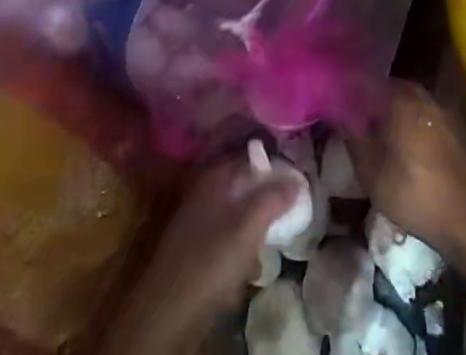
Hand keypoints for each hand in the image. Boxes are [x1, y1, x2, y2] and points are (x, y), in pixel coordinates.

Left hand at [98, 154, 300, 354]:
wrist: (168, 309)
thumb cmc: (212, 258)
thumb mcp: (250, 224)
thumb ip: (274, 197)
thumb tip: (297, 180)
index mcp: (214, 177)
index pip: (248, 155)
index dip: (272, 163)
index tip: (295, 174)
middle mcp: (202, 191)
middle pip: (242, 183)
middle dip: (264, 194)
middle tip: (288, 207)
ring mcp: (196, 219)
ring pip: (234, 210)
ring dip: (253, 222)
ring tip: (272, 237)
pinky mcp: (194, 246)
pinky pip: (225, 234)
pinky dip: (240, 243)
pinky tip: (250, 263)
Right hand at [345, 81, 465, 250]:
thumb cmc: (412, 193)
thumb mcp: (371, 171)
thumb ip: (354, 137)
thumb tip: (340, 115)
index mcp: (401, 100)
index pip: (369, 82)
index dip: (351, 90)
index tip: (336, 99)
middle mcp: (423, 97)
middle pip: (392, 88)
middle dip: (372, 97)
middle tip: (355, 113)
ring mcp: (442, 112)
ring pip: (410, 100)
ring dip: (392, 108)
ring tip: (376, 127)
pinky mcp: (454, 129)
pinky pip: (423, 115)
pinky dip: (409, 120)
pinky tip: (401, 140)